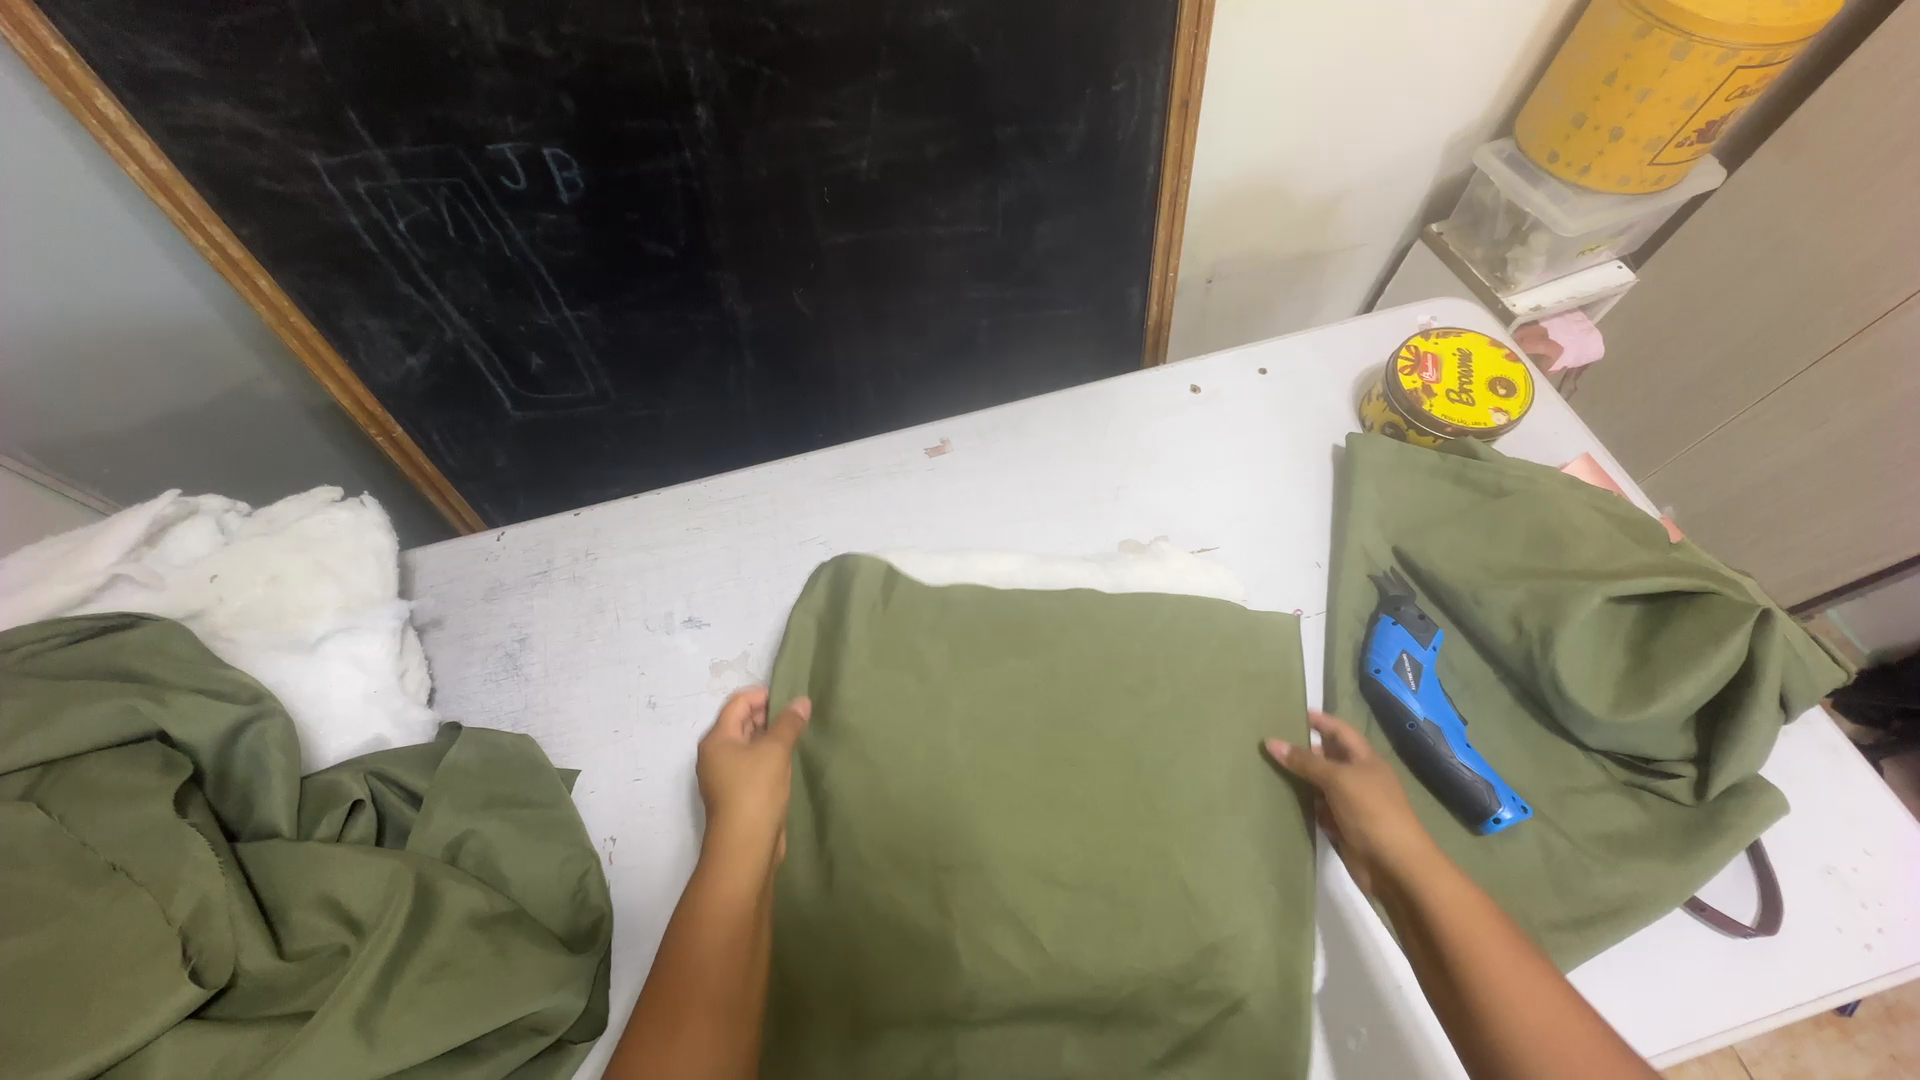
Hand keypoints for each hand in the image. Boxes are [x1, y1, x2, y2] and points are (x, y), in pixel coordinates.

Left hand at [696, 687, 810, 861]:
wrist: (746, 845)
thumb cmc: (755, 790)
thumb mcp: (775, 750)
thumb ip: (789, 723)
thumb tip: (802, 701)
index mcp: (717, 739)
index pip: (737, 703)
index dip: (762, 694)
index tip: (790, 696)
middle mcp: (715, 754)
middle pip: (740, 722)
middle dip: (768, 714)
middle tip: (797, 713)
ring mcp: (724, 775)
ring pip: (748, 744)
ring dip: (770, 736)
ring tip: (797, 733)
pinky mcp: (736, 793)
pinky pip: (752, 764)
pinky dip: (768, 756)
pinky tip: (789, 758)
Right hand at [1266, 710, 1440, 895]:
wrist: (1394, 865)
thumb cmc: (1371, 812)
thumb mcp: (1337, 779)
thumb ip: (1305, 761)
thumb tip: (1271, 742)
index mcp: (1366, 760)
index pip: (1341, 732)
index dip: (1322, 721)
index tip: (1295, 712)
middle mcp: (1359, 778)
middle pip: (1329, 757)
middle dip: (1304, 749)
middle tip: (1272, 740)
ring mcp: (1351, 803)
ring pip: (1320, 783)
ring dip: (1300, 777)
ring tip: (1268, 765)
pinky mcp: (1342, 825)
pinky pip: (1318, 808)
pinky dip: (1303, 803)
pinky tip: (1281, 797)